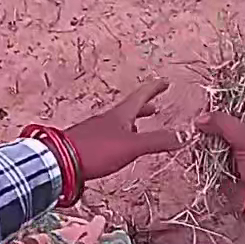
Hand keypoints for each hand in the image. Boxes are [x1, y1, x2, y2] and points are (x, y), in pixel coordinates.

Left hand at [62, 80, 180, 180]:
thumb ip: (157, 141)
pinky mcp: (86, 144)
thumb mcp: (132, 146)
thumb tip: (184, 135)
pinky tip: (117, 147)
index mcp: (120, 115)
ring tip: (139, 127)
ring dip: (131, 122)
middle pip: (129, 109)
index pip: (141, 96)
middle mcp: (107, 119)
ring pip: (118, 123)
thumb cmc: (96, 150)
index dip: (154, 89)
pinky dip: (120, 136)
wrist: (60, 161)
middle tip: (154, 106)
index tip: (164, 82)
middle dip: (143, 107)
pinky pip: (108, 136)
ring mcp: (95, 131)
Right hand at [195, 112, 244, 208]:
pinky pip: (210, 164)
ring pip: (214, 146)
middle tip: (193, 128)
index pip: (237, 113)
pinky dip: (201, 161)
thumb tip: (201, 118)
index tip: (203, 110)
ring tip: (189, 142)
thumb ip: (224, 124)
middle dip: (207, 129)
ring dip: (202, 145)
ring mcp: (236, 158)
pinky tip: (191, 157)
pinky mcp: (226, 173)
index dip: (220, 111)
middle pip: (222, 130)